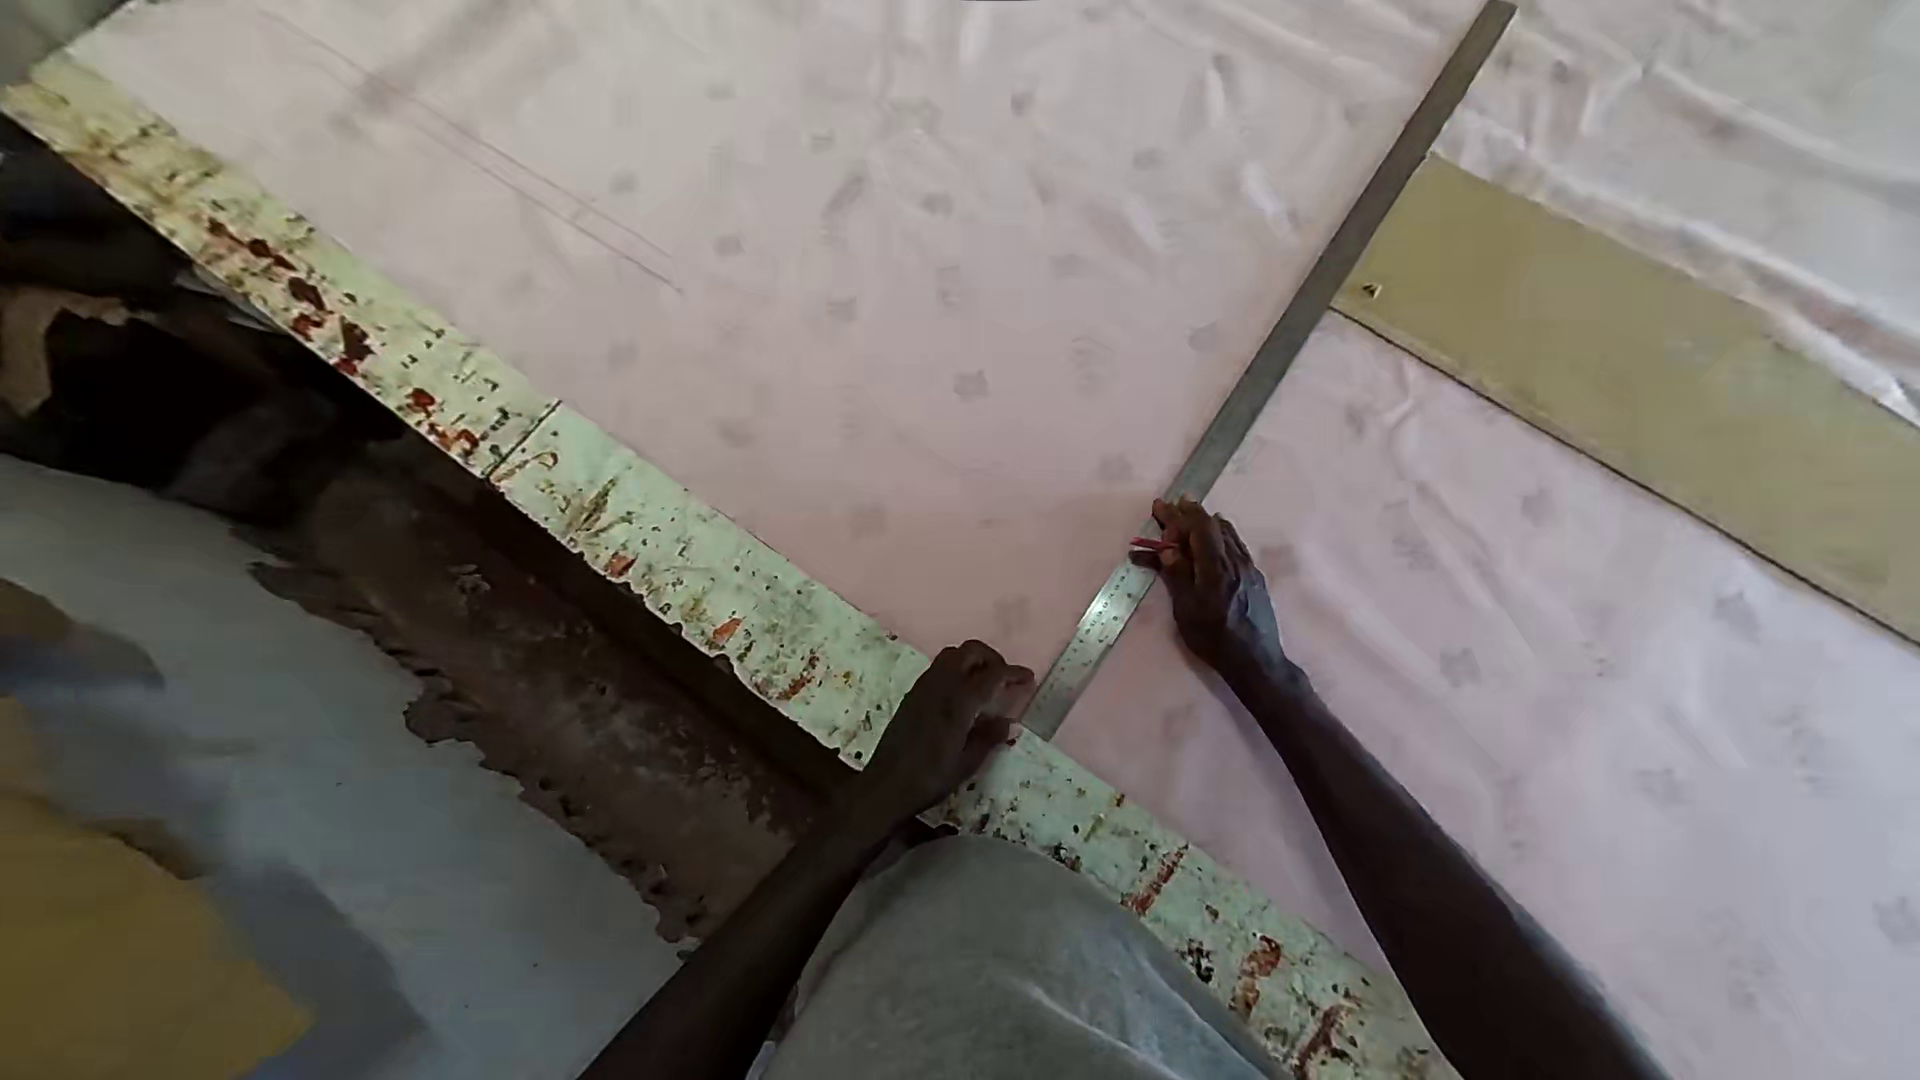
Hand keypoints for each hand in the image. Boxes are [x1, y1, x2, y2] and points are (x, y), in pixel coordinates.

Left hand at [849, 640, 1033, 823]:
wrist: (885, 785)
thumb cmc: (929, 778)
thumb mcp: (966, 764)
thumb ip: (989, 738)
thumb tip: (1009, 722)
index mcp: (957, 702)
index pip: (991, 674)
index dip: (1012, 673)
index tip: (1028, 677)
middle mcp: (939, 685)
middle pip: (970, 651)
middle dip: (992, 658)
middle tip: (1005, 678)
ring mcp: (923, 686)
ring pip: (952, 654)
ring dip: (972, 660)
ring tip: (985, 684)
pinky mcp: (913, 693)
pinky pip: (938, 667)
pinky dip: (956, 668)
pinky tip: (962, 694)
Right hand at [1138, 497, 1287, 682]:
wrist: (1255, 660)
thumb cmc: (1213, 637)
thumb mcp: (1186, 609)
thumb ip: (1177, 575)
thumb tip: (1167, 548)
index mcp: (1215, 567)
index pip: (1198, 528)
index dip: (1178, 515)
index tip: (1161, 505)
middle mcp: (1235, 561)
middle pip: (1212, 527)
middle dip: (1188, 514)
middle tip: (1169, 506)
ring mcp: (1248, 568)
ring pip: (1227, 534)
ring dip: (1205, 522)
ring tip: (1190, 514)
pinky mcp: (1255, 578)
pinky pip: (1236, 545)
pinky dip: (1221, 534)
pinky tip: (1217, 536)